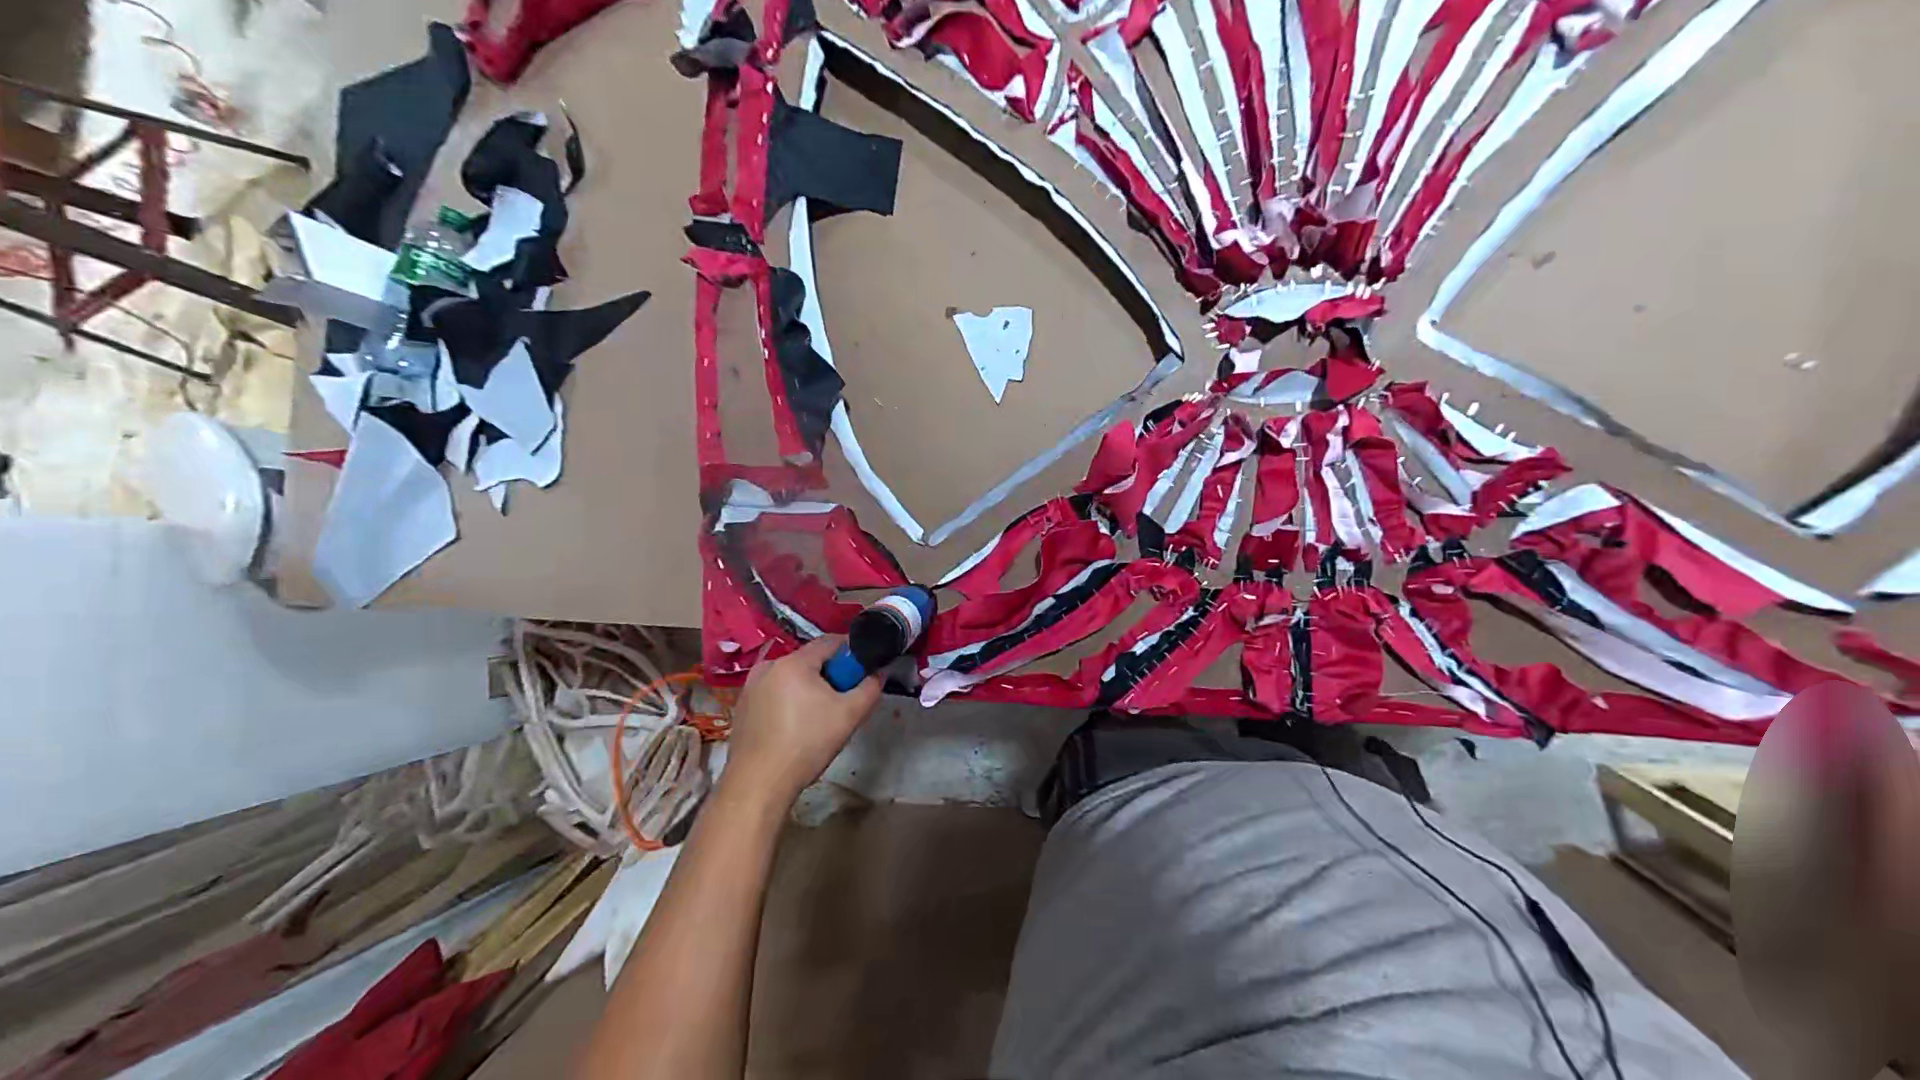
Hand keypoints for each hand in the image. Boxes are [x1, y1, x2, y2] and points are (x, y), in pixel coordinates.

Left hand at [718, 636, 881, 811]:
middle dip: (831, 675)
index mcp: (794, 662)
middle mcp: (768, 666)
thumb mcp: (849, 716)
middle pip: (810, 660)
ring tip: (819, 718)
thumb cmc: (806, 744)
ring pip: (791, 678)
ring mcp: (751, 687)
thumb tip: (879, 673)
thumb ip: (870, 689)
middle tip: (843, 700)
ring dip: (809, 689)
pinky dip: (789, 702)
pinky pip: (774, 693)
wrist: (757, 784)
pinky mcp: (742, 707)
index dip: (852, 652)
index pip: (830, 642)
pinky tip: (794, 728)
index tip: (863, 672)